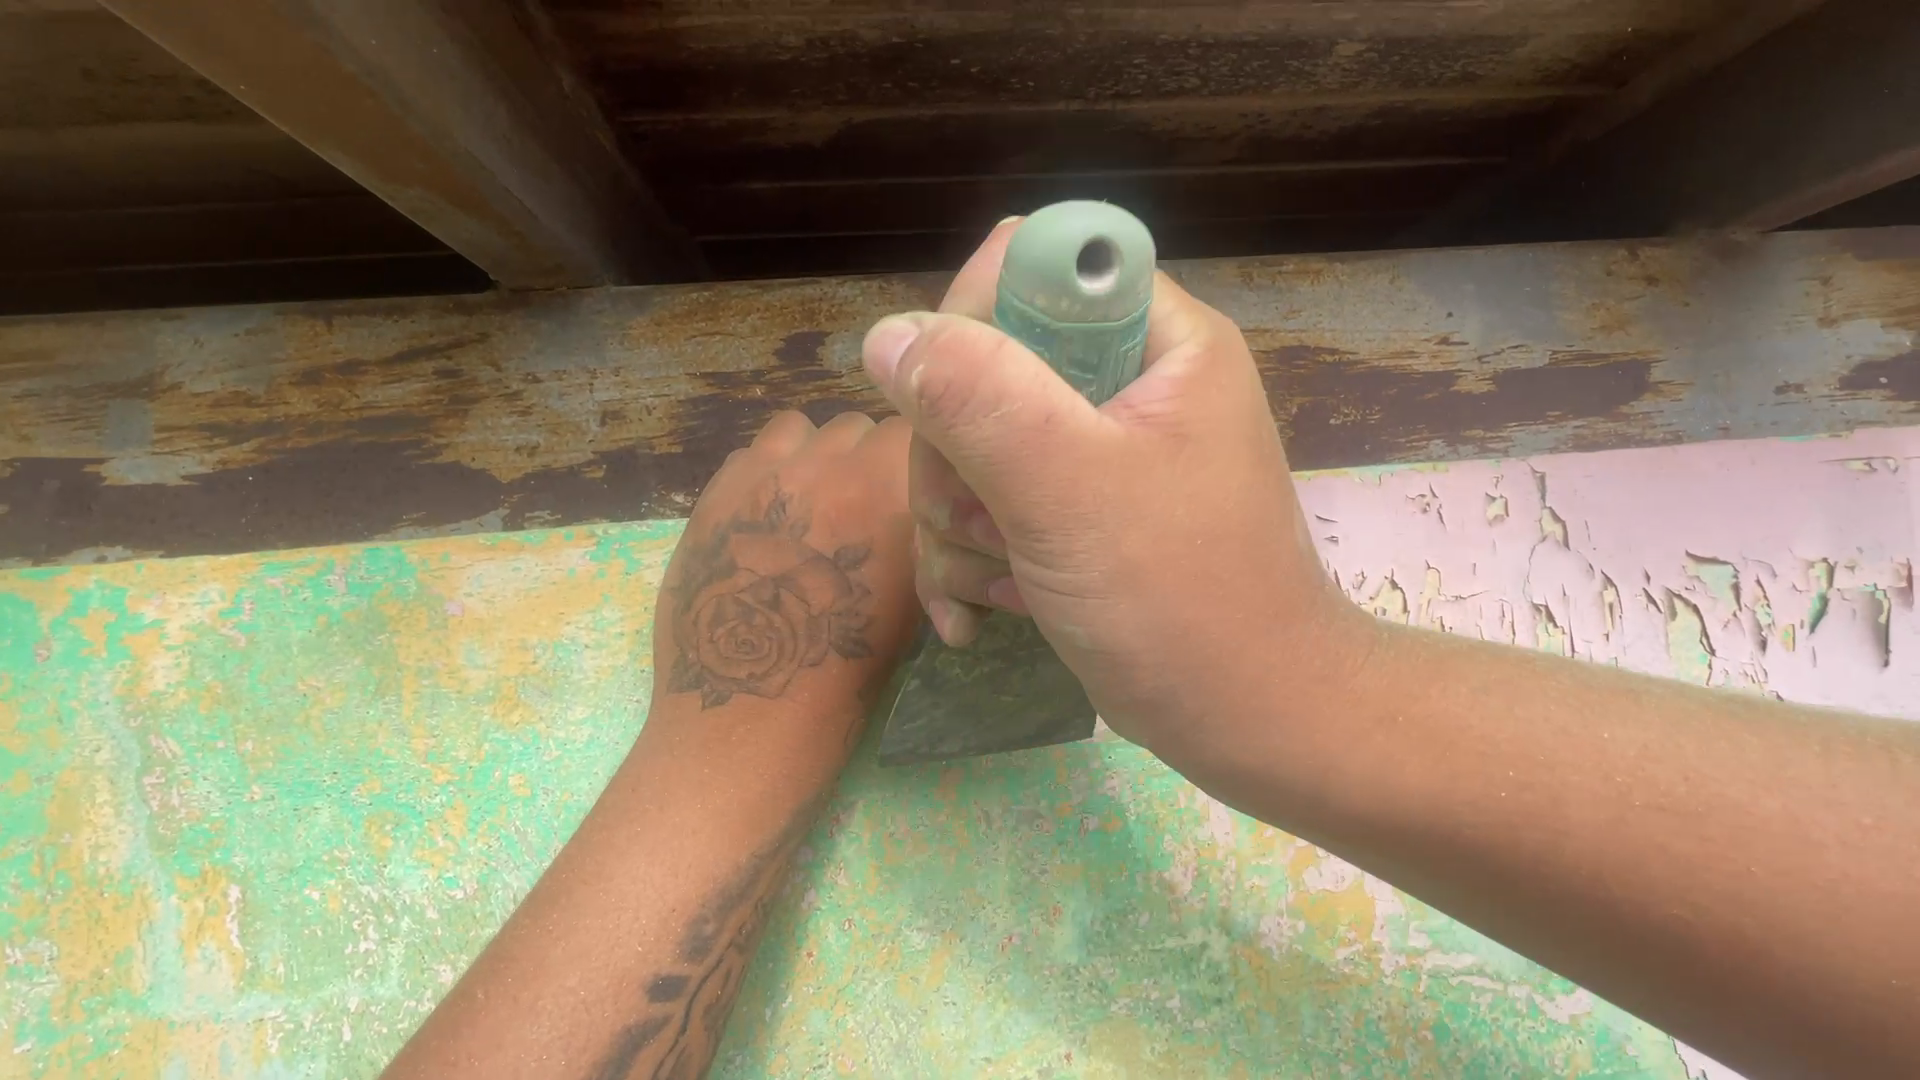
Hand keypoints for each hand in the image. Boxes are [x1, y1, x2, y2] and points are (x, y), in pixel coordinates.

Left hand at [649, 411, 917, 739]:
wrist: (753, 706)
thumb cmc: (849, 667)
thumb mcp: (915, 598)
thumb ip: (921, 536)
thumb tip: (924, 507)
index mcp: (887, 492)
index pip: (911, 432)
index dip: (910, 461)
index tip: (906, 493)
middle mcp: (827, 466)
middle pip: (856, 426)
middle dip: (862, 456)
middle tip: (858, 505)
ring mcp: (764, 473)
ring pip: (800, 428)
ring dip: (813, 453)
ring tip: (809, 502)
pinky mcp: (716, 491)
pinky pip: (752, 452)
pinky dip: (768, 471)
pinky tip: (767, 518)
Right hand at [859, 223, 1368, 769]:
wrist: (1248, 718)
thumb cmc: (1181, 602)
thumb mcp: (1071, 489)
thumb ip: (979, 398)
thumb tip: (887, 333)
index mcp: (1155, 341)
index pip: (1034, 269)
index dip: (974, 326)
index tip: (956, 413)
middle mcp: (1125, 383)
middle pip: (985, 368)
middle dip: (954, 457)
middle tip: (974, 526)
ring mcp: (1097, 452)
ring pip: (974, 445)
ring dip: (957, 522)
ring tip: (989, 586)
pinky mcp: (1076, 512)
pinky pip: (992, 505)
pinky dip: (974, 559)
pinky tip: (981, 613)